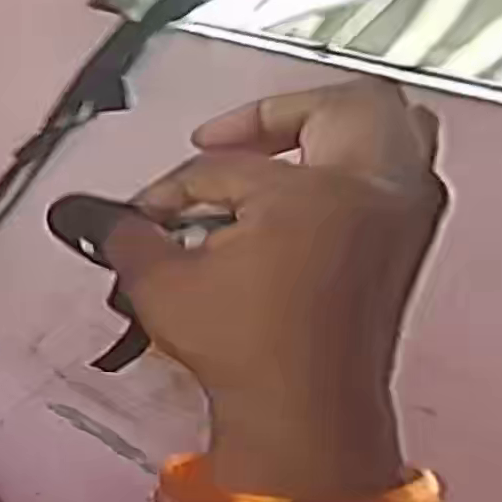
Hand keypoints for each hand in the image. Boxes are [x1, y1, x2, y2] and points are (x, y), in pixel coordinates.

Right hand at [103, 79, 446, 495]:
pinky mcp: (404, 239)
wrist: (298, 396)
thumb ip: (123, 234)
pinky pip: (388, 171)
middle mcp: (374, 192)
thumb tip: (97, 217)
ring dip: (318, 134)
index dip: (169, 188)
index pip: (222, 168)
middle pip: (345, 105)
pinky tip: (286, 199)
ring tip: (261, 157)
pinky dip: (339, 168)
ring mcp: (401, 214)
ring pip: (388, 130)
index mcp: (312, 195)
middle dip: (271, 114)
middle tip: (220, 138)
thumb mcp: (156, 280)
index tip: (144, 215)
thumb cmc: (243, 343)